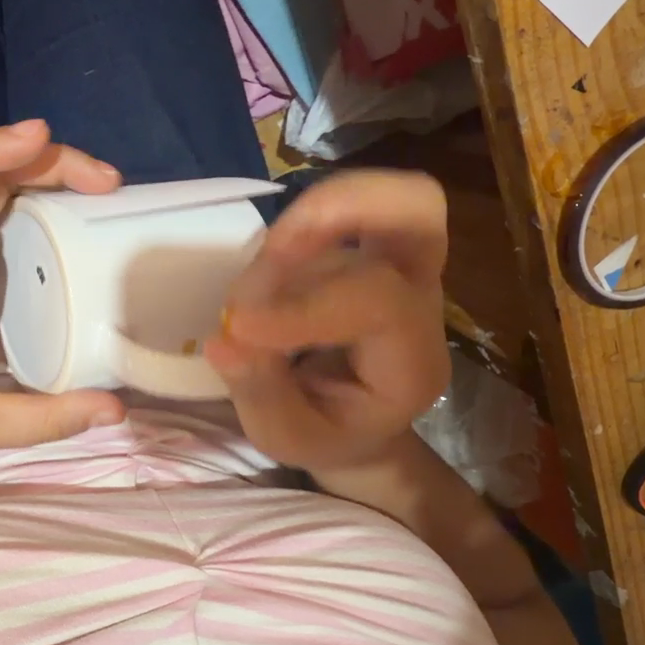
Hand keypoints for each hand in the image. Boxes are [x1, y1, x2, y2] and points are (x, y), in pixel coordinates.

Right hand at [205, 171, 450, 471]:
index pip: (378, 303)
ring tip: (251, 292)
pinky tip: (266, 275)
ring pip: (359, 208)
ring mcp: (399, 264)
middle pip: (416, 206)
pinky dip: (292, 229)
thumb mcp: (288, 438)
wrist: (358, 427)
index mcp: (412, 361)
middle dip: (337, 209)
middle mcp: (420, 300)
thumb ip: (261, 394)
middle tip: (272, 250)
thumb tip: (224, 339)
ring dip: (292, 236)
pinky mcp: (370, 247)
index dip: (304, 304)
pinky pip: (343, 205)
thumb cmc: (328, 435)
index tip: (237, 327)